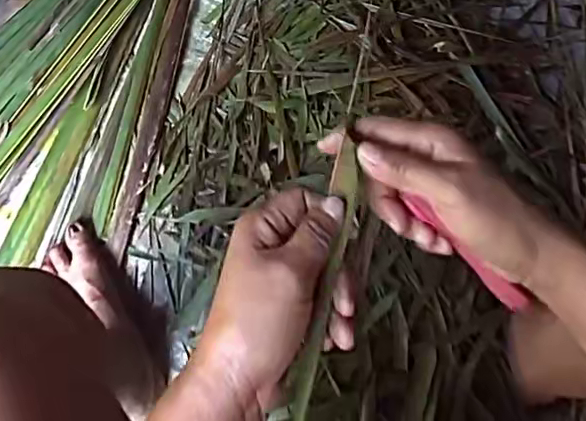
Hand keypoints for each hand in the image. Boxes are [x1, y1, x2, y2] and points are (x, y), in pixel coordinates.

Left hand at [190, 188, 356, 410]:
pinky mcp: (291, 307)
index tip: (347, 240)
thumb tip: (336, 201)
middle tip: (344, 299)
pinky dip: (331, 319)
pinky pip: (321, 300)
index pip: (302, 200)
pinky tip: (334, 340)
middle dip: (339, 272)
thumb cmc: (258, 320)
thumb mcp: (291, 271)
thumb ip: (317, 236)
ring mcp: (281, 278)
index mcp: (262, 226)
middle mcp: (271, 246)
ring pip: (326, 273)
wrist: (238, 384)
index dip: (327, 215)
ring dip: (339, 302)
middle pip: (321, 240)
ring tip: (340, 328)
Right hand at [320, 117, 566, 287]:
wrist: (538, 258)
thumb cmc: (497, 219)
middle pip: (380, 165)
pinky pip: (410, 210)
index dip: (348, 138)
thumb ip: (403, 170)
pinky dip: (418, 229)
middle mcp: (429, 152)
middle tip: (404, 226)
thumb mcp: (447, 193)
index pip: (377, 129)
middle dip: (386, 198)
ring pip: (393, 191)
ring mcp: (433, 177)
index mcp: (431, 138)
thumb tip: (360, 150)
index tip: (321, 150)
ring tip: (430, 238)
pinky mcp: (439, 202)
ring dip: (404, 219)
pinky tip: (440, 242)